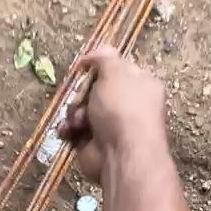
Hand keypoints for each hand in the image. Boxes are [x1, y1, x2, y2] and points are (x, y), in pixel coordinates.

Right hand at [62, 46, 167, 185]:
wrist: (122, 154)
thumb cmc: (122, 108)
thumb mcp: (114, 71)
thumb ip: (104, 57)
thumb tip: (92, 56)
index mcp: (141, 84)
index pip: (118, 69)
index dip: (99, 67)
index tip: (84, 68)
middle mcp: (129, 104)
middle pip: (95, 89)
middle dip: (82, 93)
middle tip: (81, 100)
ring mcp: (112, 125)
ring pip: (82, 109)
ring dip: (74, 112)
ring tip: (77, 121)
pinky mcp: (95, 143)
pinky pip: (76, 130)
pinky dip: (69, 129)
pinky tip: (70, 131)